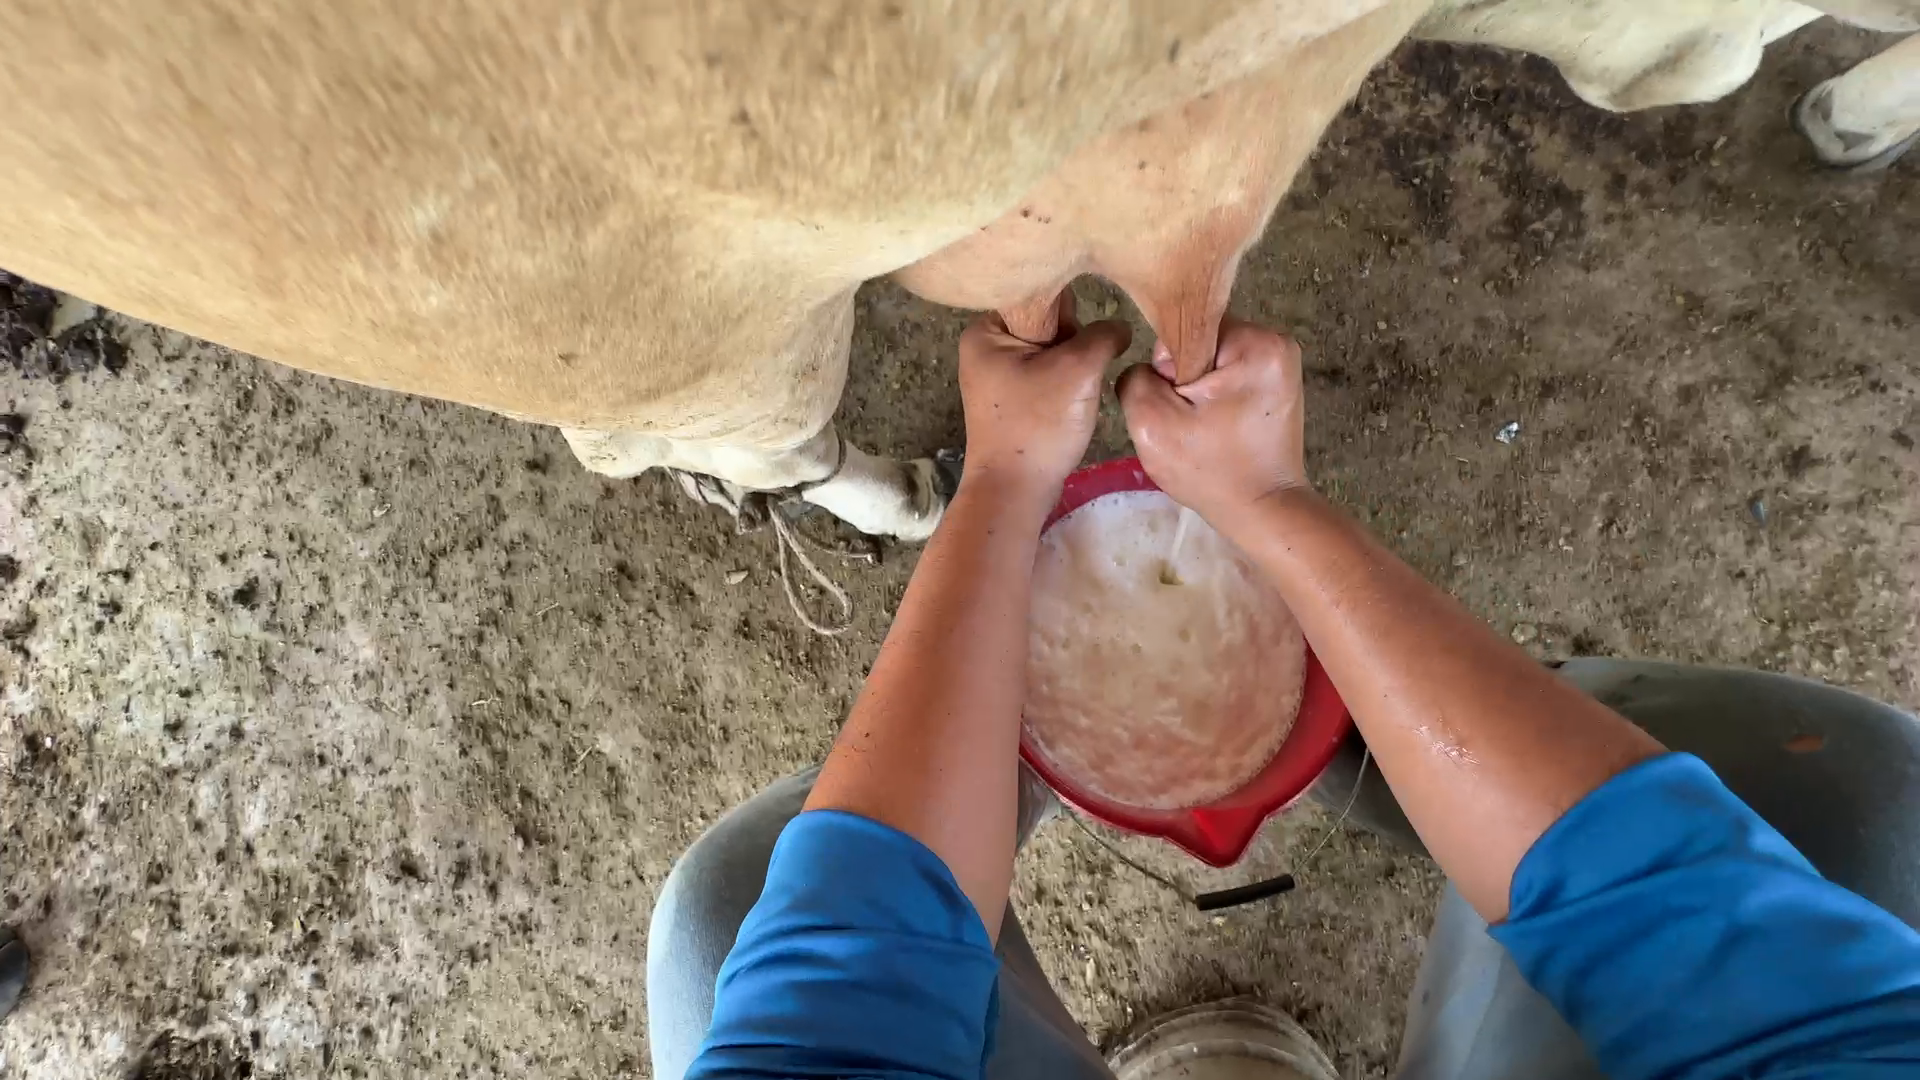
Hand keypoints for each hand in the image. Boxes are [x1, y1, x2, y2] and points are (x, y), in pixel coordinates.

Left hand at [958, 291, 1131, 502]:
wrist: (1015, 491)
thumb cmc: (1038, 426)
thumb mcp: (1078, 370)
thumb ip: (1103, 334)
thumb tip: (1118, 328)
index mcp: (985, 330)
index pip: (1038, 294)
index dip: (1069, 311)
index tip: (1083, 337)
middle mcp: (985, 347)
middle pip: (1047, 323)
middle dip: (1073, 343)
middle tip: (1078, 372)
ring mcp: (997, 377)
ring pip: (1052, 352)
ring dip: (1074, 367)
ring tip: (1076, 392)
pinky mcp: (1011, 401)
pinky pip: (1047, 377)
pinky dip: (1065, 387)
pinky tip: (1069, 406)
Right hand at [1117, 318, 1308, 527]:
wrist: (1262, 510)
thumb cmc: (1209, 470)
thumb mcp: (1152, 424)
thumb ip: (1136, 380)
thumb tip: (1150, 370)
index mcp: (1253, 343)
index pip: (1186, 326)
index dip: (1168, 365)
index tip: (1176, 404)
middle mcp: (1277, 343)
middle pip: (1202, 343)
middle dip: (1185, 379)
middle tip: (1188, 422)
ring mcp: (1283, 365)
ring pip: (1215, 362)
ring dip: (1200, 392)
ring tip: (1203, 428)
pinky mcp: (1281, 387)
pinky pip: (1232, 378)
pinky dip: (1218, 400)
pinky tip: (1218, 429)